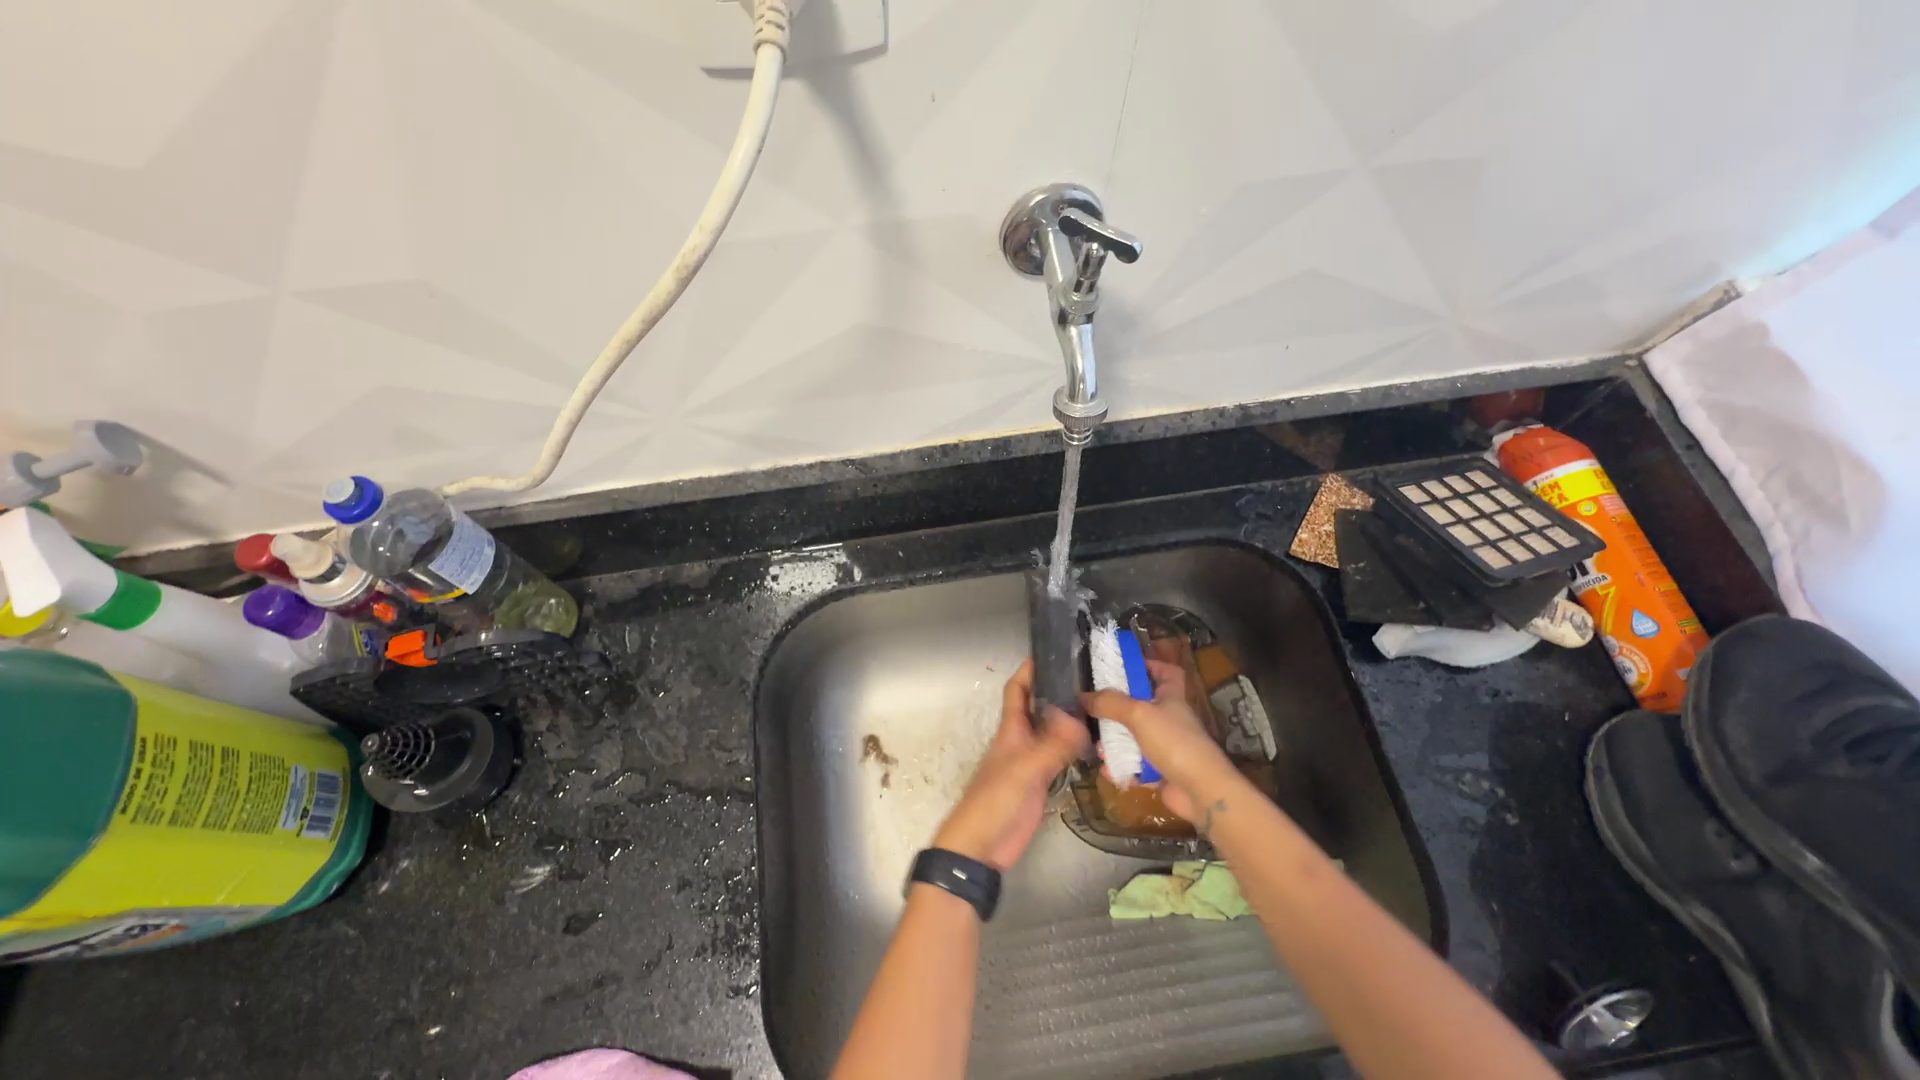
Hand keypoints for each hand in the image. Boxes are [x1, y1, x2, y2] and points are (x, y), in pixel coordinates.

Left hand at [933, 660, 1090, 869]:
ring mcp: (1030, 763)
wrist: (981, 847)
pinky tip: (1094, 746)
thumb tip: (1079, 717)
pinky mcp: (1040, 785)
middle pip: (1040, 708)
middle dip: (1059, 691)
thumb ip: (1052, 745)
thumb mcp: (1024, 770)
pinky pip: (1060, 759)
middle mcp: (1021, 741)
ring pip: (1052, 733)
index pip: (1018, 690)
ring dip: (1071, 720)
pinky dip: (1075, 750)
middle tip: (1092, 678)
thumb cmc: (994, 803)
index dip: (1031, 669)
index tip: (1052, 651)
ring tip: (1101, 707)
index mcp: (1010, 730)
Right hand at [1083, 659, 1245, 829]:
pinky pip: (1136, 765)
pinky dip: (1122, 768)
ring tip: (1099, 749)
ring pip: (1135, 739)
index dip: (1150, 666)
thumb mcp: (1139, 714)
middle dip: (1118, 711)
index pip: (1168, 673)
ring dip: (1115, 744)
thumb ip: (1111, 703)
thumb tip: (1083, 696)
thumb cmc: (1174, 742)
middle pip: (1142, 707)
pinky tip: (1109, 771)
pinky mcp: (1162, 771)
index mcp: (1172, 698)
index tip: (1126, 668)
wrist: (1200, 790)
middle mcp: (1170, 719)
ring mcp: (1167, 747)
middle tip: (1096, 713)